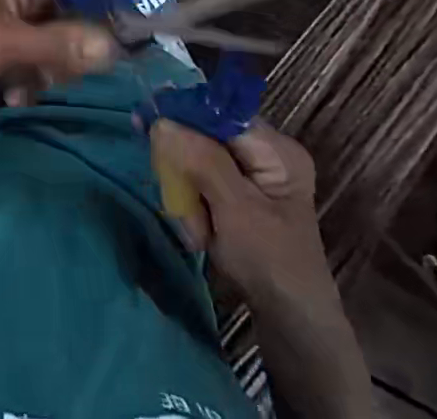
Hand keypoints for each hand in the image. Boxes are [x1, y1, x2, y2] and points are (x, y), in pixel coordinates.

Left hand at [0, 0, 119, 107]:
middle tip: (49, 73)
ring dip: (44, 75)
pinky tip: (11, 95)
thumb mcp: (5, 44)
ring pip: (57, 51)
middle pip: (75, 24)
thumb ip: (61, 45)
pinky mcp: (4, 53)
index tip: (117, 47)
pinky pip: (36, 67)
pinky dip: (28, 83)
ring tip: (19, 88)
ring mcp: (15, 27)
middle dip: (64, 55)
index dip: (102, 14)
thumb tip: (118, 48)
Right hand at [150, 118, 326, 298]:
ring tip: (198, 230)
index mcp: (276, 149)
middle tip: (178, 200)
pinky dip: (195, 204)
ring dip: (189, 193)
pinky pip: (203, 182)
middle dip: (186, 167)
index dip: (182, 113)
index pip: (220, 112)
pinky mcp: (239, 194)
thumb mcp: (236, 209)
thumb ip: (202, 159)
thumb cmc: (270, 261)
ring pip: (199, 160)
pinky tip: (202, 232)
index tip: (144, 118)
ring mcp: (252, 174)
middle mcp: (266, 153)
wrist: (292, 323)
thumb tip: (163, 119)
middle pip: (206, 135)